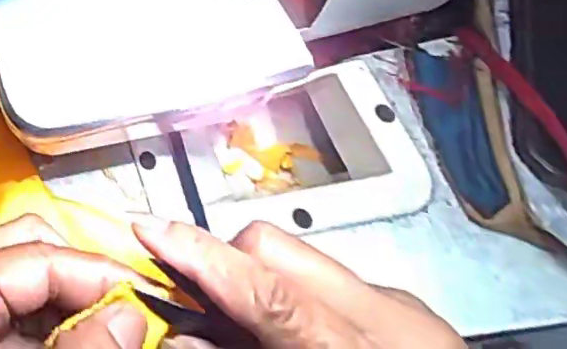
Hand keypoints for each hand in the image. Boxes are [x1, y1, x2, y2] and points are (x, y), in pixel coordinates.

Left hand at [0, 214, 151, 348]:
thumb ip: (79, 348)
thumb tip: (131, 313)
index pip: (42, 255)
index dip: (99, 273)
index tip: (149, 298)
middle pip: (32, 246)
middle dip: (82, 277)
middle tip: (127, 316)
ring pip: (27, 271)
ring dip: (69, 297)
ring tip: (107, 330)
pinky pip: (15, 302)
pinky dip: (50, 318)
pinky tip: (76, 339)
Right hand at [133, 218, 464, 348]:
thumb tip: (187, 337)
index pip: (273, 293)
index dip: (203, 258)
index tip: (147, 229)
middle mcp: (396, 323)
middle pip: (274, 248)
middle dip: (222, 264)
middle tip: (192, 304)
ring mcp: (410, 314)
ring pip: (299, 257)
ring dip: (257, 281)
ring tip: (242, 326)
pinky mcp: (418, 317)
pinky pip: (332, 282)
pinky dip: (298, 300)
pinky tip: (295, 338)